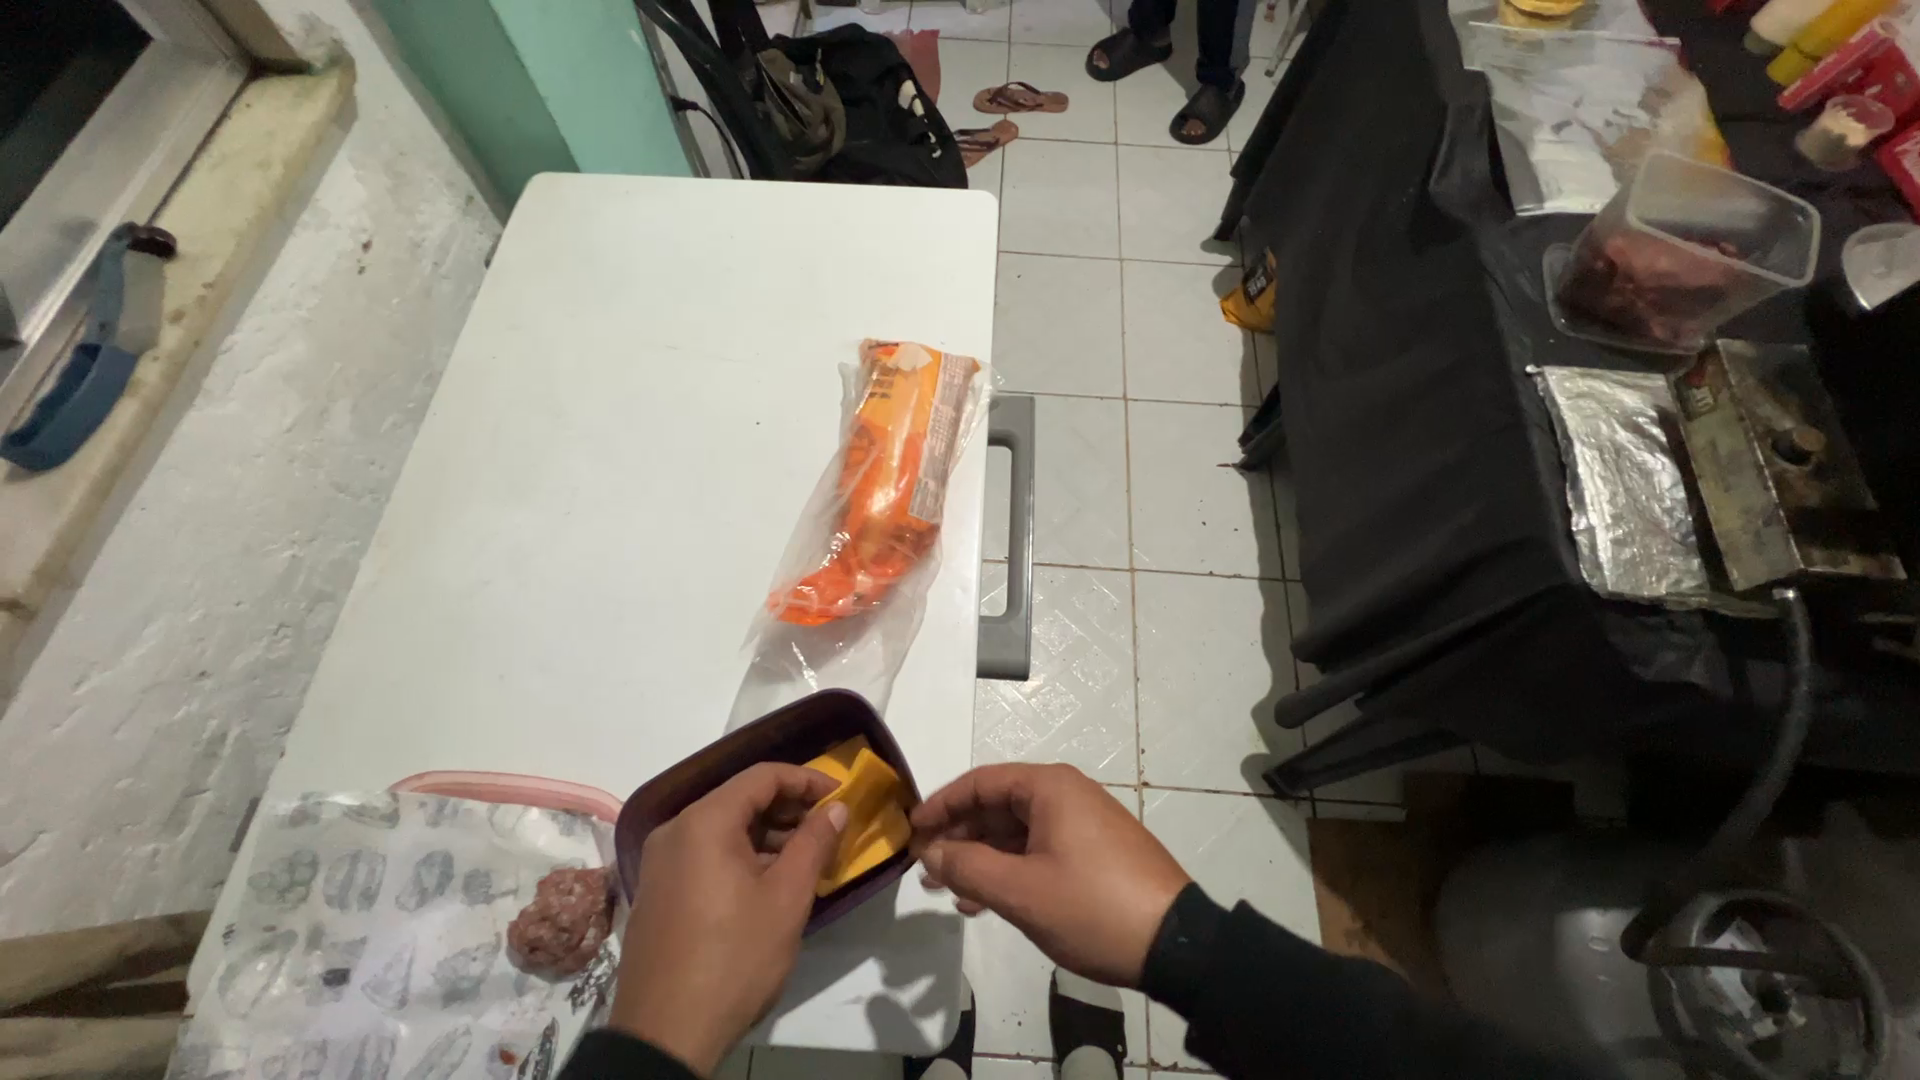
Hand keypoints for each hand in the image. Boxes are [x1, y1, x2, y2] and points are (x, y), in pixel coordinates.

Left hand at [610, 763, 847, 1075]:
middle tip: (829, 827)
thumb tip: (836, 807)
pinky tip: (771, 880)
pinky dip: (743, 854)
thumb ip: (815, 842)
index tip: (841, 796)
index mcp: (704, 822)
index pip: (763, 776)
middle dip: (790, 807)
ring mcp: (662, 862)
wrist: (663, 1036)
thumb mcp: (786, 898)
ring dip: (769, 834)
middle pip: (741, 798)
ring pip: (724, 827)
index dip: (807, 779)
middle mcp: (676, 831)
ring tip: (808, 856)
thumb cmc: (733, 958)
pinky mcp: (659, 890)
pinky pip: (707, 853)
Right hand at [911, 764, 1190, 987]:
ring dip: (980, 857)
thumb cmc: (1092, 906)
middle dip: (958, 836)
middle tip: (924, 868)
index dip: (941, 804)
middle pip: (997, 805)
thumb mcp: (1021, 891)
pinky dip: (1008, 870)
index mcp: (1049, 788)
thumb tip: (930, 852)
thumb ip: (967, 866)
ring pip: (1015, 832)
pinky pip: (1038, 850)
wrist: (1177, 945)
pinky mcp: (1093, 853)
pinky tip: (984, 902)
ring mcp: (1082, 824)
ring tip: (947, 891)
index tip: (911, 831)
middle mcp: (1065, 795)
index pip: (980, 781)